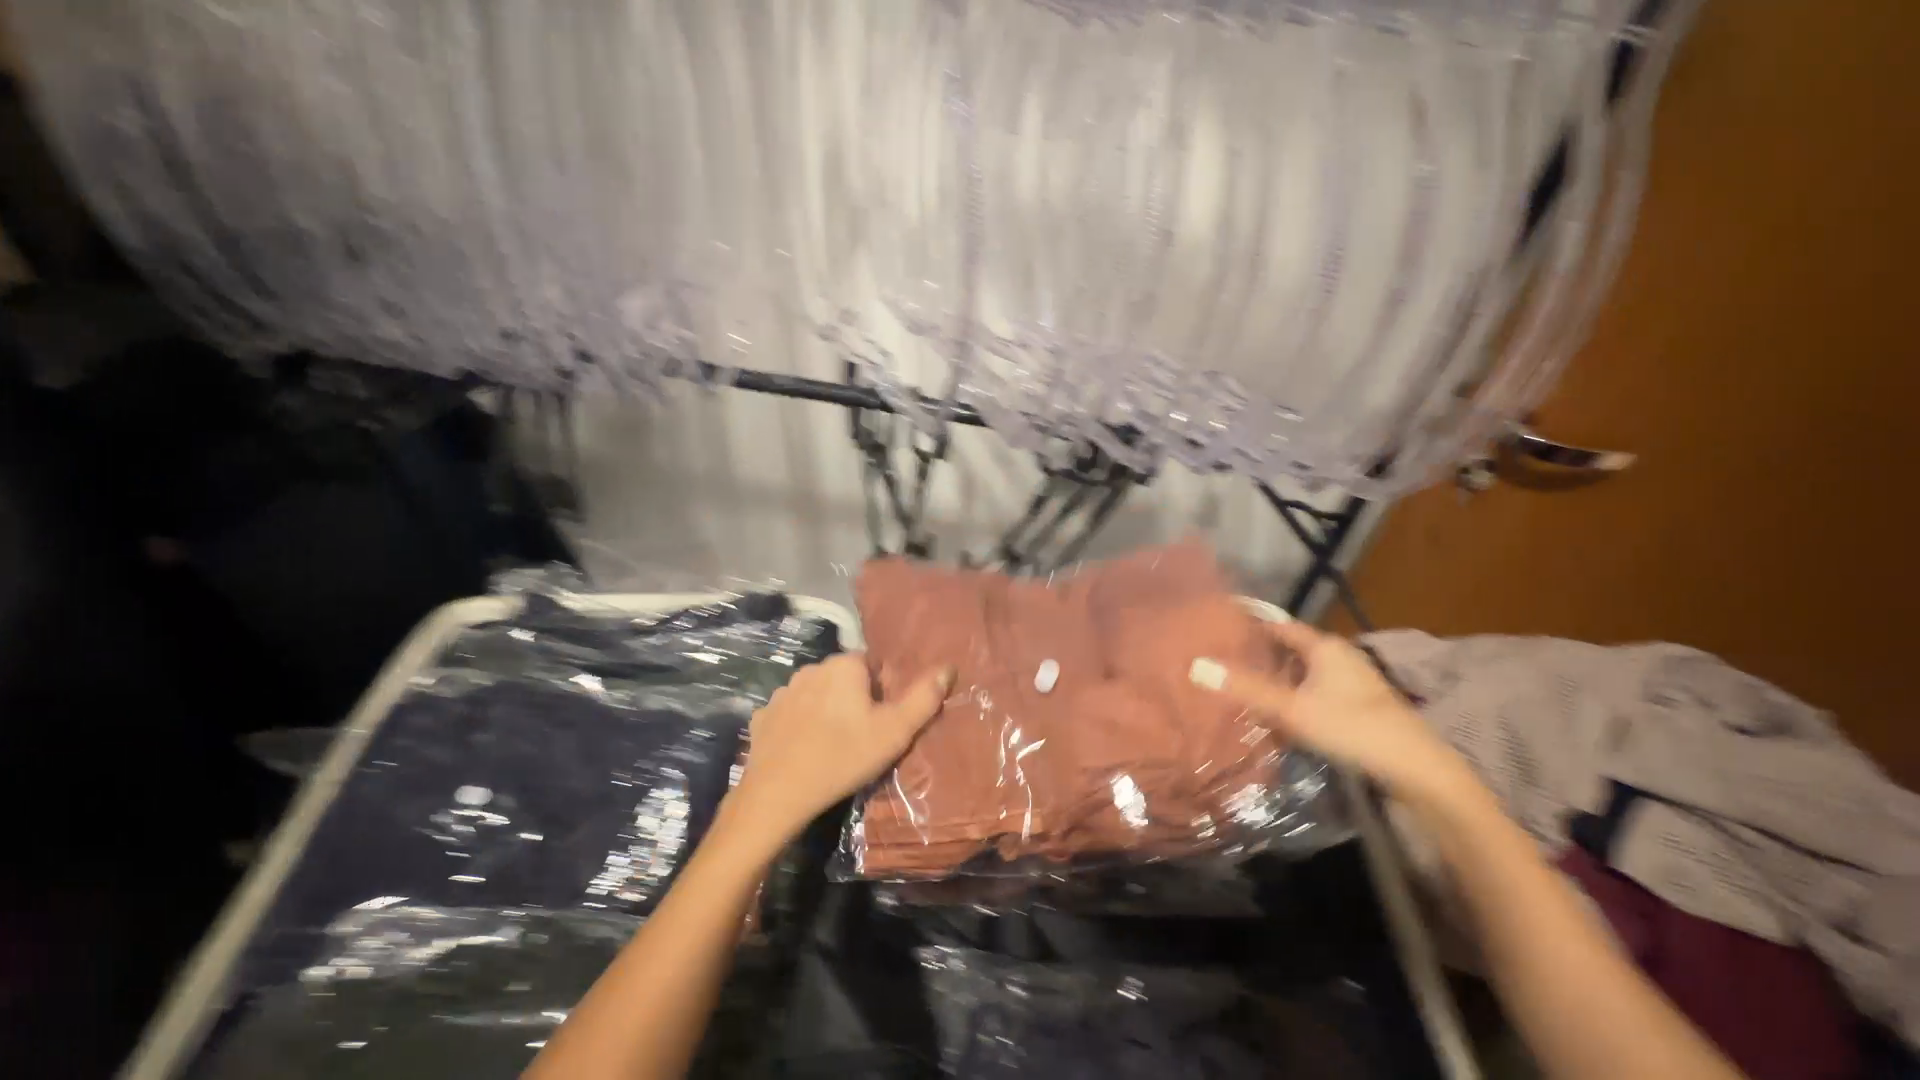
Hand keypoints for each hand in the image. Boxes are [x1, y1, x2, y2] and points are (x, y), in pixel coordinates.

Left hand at [732, 653, 953, 837]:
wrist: (780, 793)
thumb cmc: (844, 756)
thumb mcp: (895, 731)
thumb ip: (924, 698)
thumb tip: (948, 668)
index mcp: (844, 666)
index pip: (871, 666)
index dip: (882, 693)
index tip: (882, 721)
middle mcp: (810, 669)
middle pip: (842, 680)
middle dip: (853, 700)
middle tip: (862, 737)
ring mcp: (782, 693)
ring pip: (814, 696)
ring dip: (825, 712)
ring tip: (833, 747)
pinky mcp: (762, 717)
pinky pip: (789, 715)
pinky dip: (798, 728)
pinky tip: (805, 751)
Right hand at [1189, 621, 1463, 800]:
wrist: (1415, 768)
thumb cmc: (1352, 727)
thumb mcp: (1292, 709)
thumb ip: (1246, 688)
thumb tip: (1195, 665)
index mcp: (1325, 647)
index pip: (1279, 625)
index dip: (1250, 623)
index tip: (1219, 623)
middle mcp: (1340, 658)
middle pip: (1290, 649)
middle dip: (1258, 653)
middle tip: (1220, 657)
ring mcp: (1352, 684)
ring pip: (1303, 674)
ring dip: (1276, 679)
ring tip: (1239, 686)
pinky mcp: (1358, 708)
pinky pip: (1313, 694)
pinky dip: (1292, 698)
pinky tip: (1275, 715)